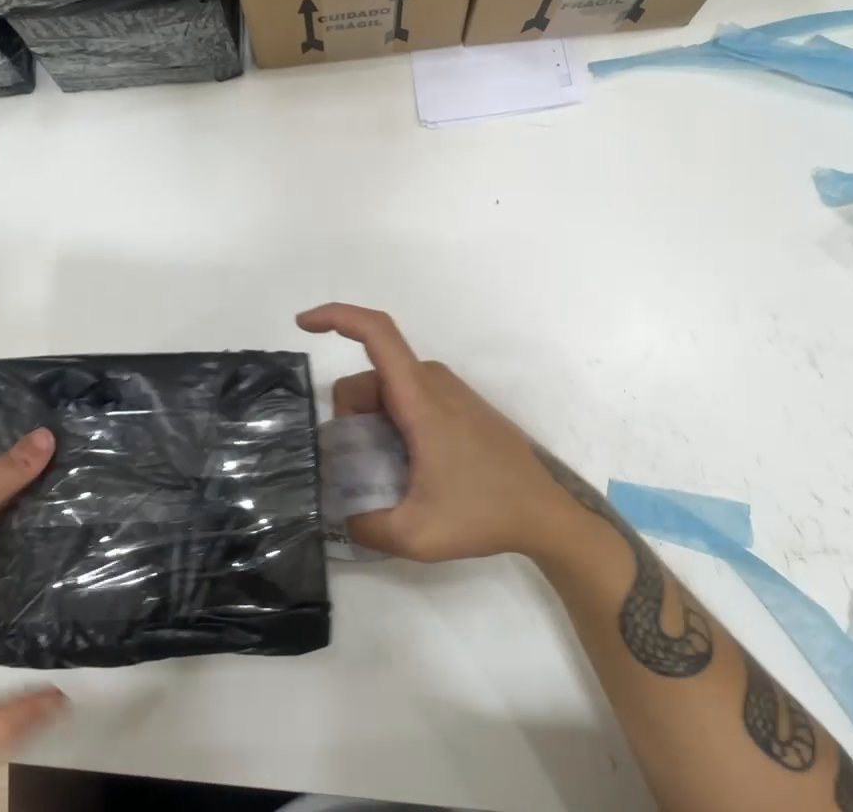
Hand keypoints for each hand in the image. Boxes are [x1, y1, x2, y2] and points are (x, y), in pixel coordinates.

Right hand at [297, 304, 571, 562]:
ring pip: (385, 389)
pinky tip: (408, 466)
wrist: (549, 514)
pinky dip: (391, 424)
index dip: (336, 317)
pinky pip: (407, 398)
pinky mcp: (459, 405)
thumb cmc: (485, 515)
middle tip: (360, 467)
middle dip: (348, 416)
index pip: (377, 334)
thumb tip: (337, 514)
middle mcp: (434, 383)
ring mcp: (450, 392)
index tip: (303, 323)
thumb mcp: (416, 536)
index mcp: (421, 400)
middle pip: (369, 377)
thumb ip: (363, 526)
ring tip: (389, 472)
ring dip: (370, 423)